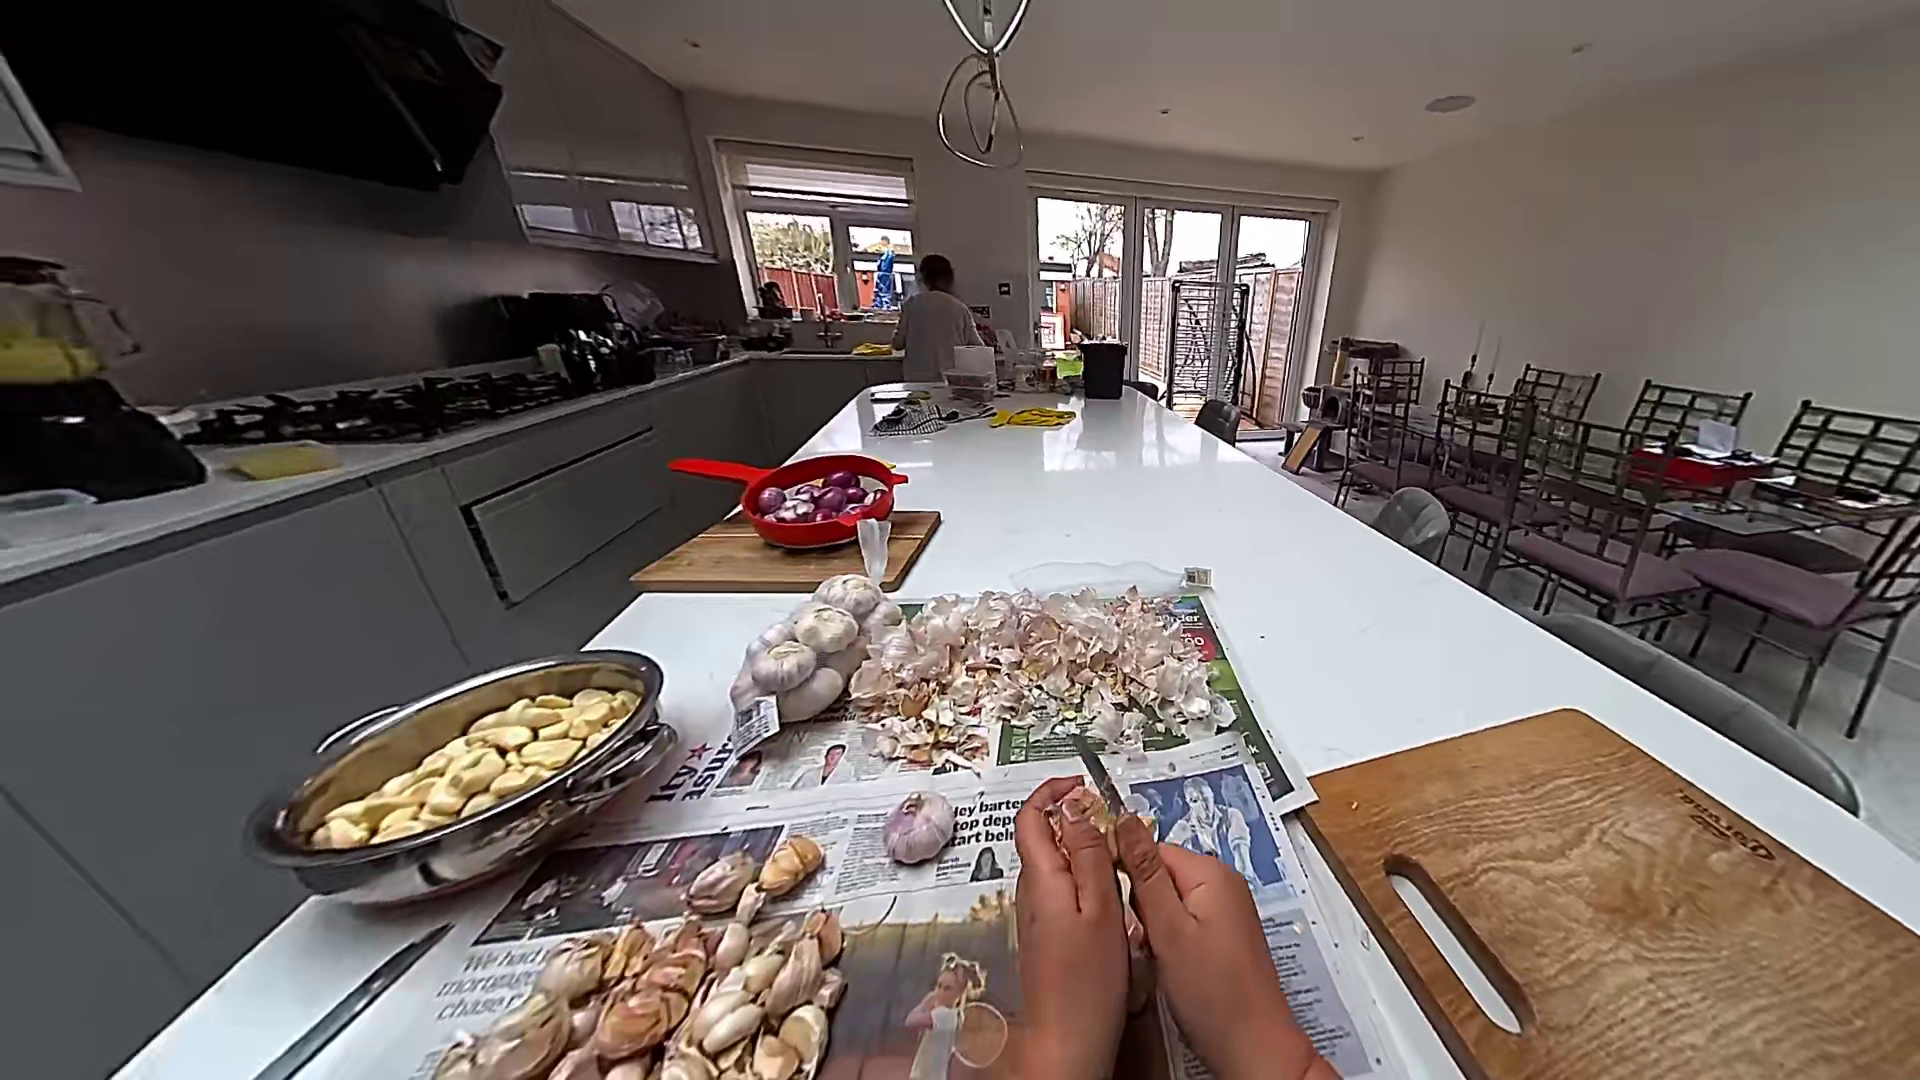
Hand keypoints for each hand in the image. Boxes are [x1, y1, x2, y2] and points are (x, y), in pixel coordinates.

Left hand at [1015, 776, 1128, 1079]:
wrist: (1067, 1043)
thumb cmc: (1087, 979)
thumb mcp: (1099, 906)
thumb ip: (1088, 854)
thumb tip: (1076, 807)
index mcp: (1040, 874)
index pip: (1031, 815)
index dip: (1052, 791)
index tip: (1081, 784)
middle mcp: (1031, 887)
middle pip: (1043, 834)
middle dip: (1075, 818)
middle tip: (1112, 823)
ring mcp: (1036, 910)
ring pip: (1055, 860)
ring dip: (1083, 848)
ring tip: (1118, 857)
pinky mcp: (1047, 930)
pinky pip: (1062, 886)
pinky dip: (1084, 876)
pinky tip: (1110, 894)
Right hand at [1115, 816, 1334, 1079]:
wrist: (1257, 1056)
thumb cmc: (1212, 994)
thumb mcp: (1168, 928)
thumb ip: (1144, 871)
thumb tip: (1123, 817)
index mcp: (1210, 871)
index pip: (1149, 849)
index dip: (1127, 875)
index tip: (1122, 910)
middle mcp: (1222, 880)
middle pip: (1159, 870)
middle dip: (1142, 899)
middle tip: (1142, 937)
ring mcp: (1226, 906)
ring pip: (1168, 894)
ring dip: (1154, 919)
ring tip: (1155, 951)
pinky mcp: (1225, 929)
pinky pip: (1184, 913)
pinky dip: (1170, 932)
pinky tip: (1170, 958)